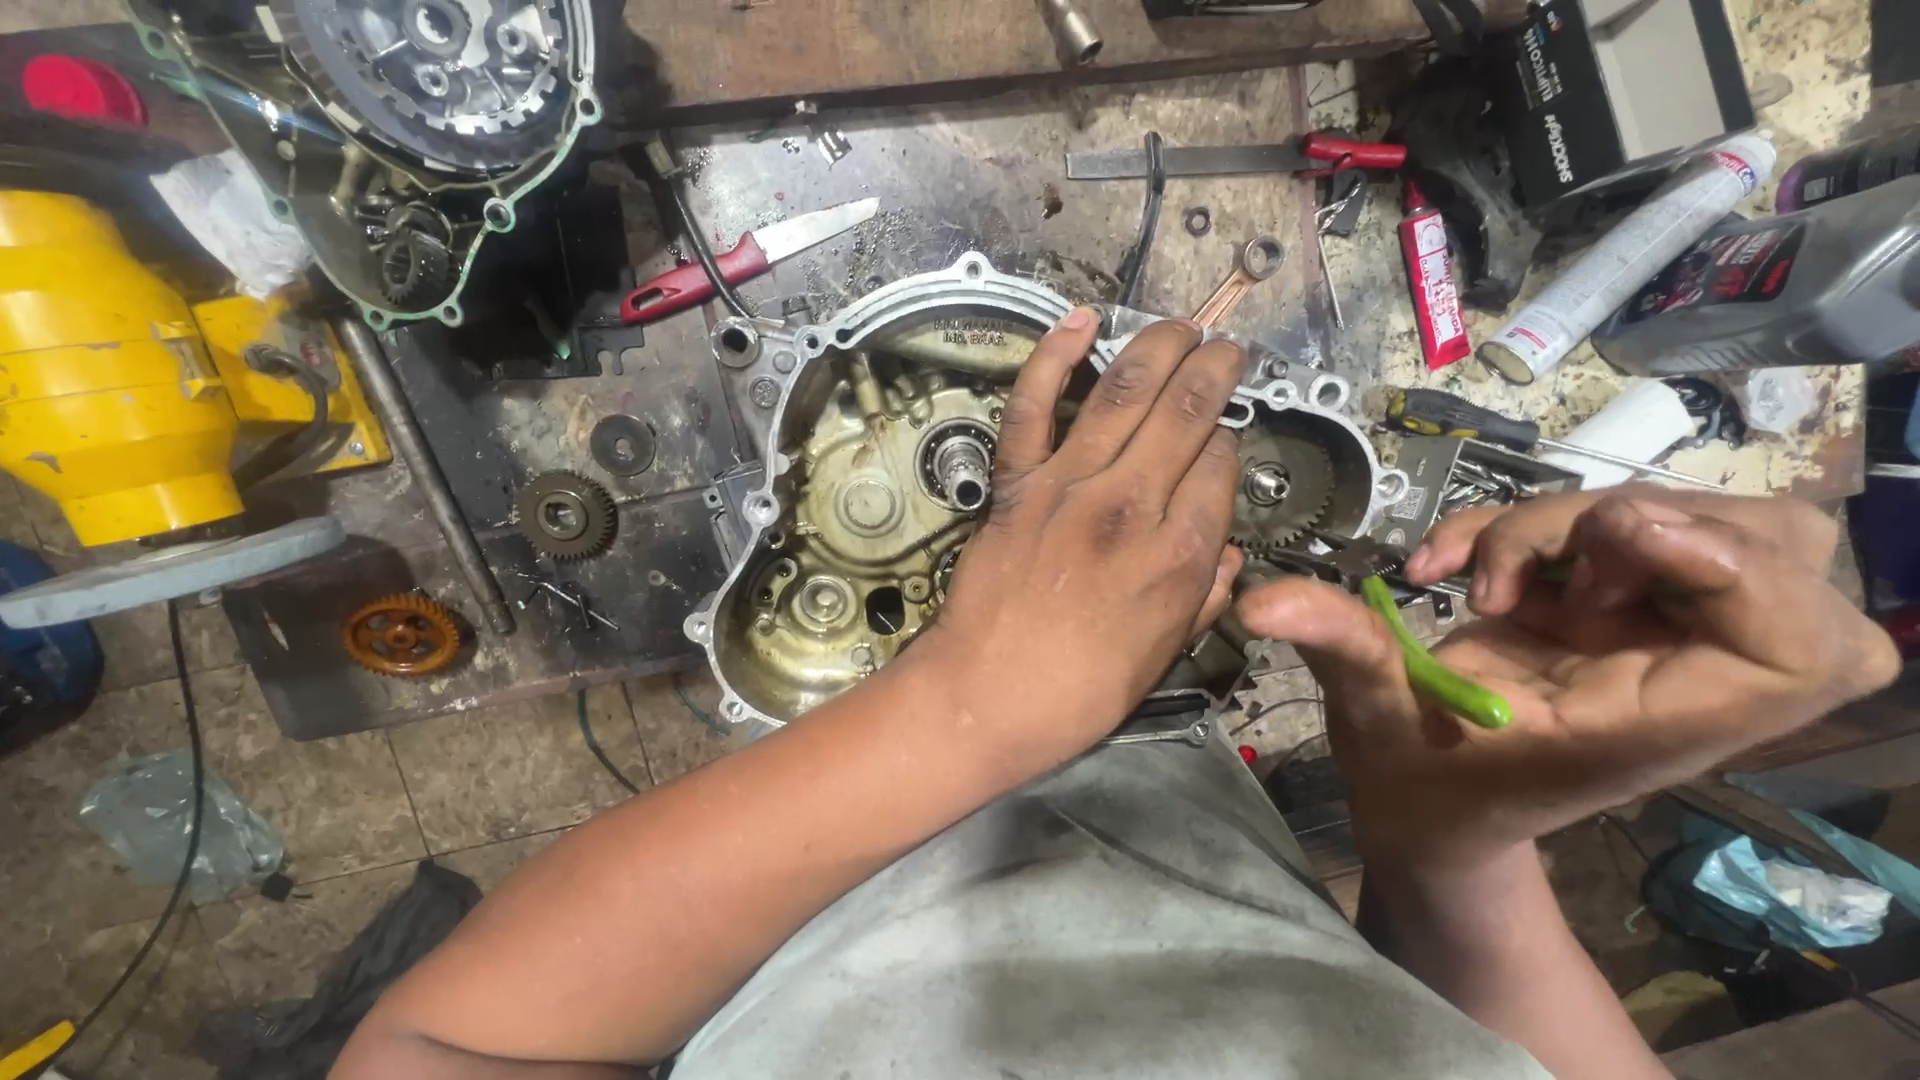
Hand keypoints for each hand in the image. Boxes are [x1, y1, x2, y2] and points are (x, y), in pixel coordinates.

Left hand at [910, 311, 1244, 764]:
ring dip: (1159, 348)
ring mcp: (1068, 485)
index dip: (1225, 446)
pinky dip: (1052, 359)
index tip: (1218, 443)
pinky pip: (1033, 408)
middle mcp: (1131, 505)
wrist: (987, 694)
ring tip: (1183, 326)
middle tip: (1227, 348)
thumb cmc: (1081, 689)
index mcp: (1179, 554)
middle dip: (1214, 371)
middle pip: (1186, 414)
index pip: (1219, 467)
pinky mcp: (1016, 482)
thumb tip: (1226, 554)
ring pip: (1123, 395)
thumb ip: (1204, 596)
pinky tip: (1078, 321)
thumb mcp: (1166, 653)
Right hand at [1237, 487, 1899, 871]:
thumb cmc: (1416, 781)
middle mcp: (1683, 673)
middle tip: (1556, 569)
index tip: (1616, 546)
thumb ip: (1336, 645)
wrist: (1431, 807)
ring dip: (1580, 523)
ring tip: (1484, 575)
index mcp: (1660, 720)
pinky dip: (1538, 528)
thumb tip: (1259, 602)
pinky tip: (1461, 566)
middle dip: (1659, 527)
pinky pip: (1613, 529)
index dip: (1740, 571)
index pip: (1803, 645)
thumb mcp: (1372, 714)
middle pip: (1776, 551)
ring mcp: (1653, 634)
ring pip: (1696, 521)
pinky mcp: (1609, 609)